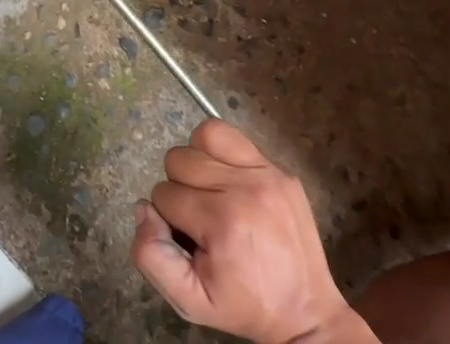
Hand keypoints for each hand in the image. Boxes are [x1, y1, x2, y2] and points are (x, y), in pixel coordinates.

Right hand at [131, 120, 372, 343]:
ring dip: (196, 166)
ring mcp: (267, 174)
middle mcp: (245, 189)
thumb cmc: (243, 306)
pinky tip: (225, 178)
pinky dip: (216, 149)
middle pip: (177, 161)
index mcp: (222, 222)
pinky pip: (229, 135)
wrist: (306, 314)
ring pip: (199, 140)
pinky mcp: (280, 170)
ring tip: (211, 195)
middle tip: (200, 221)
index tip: (191, 242)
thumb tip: (143, 208)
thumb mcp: (188, 301)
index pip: (162, 195)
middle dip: (179, 190)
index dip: (168, 220)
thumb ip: (149, 255)